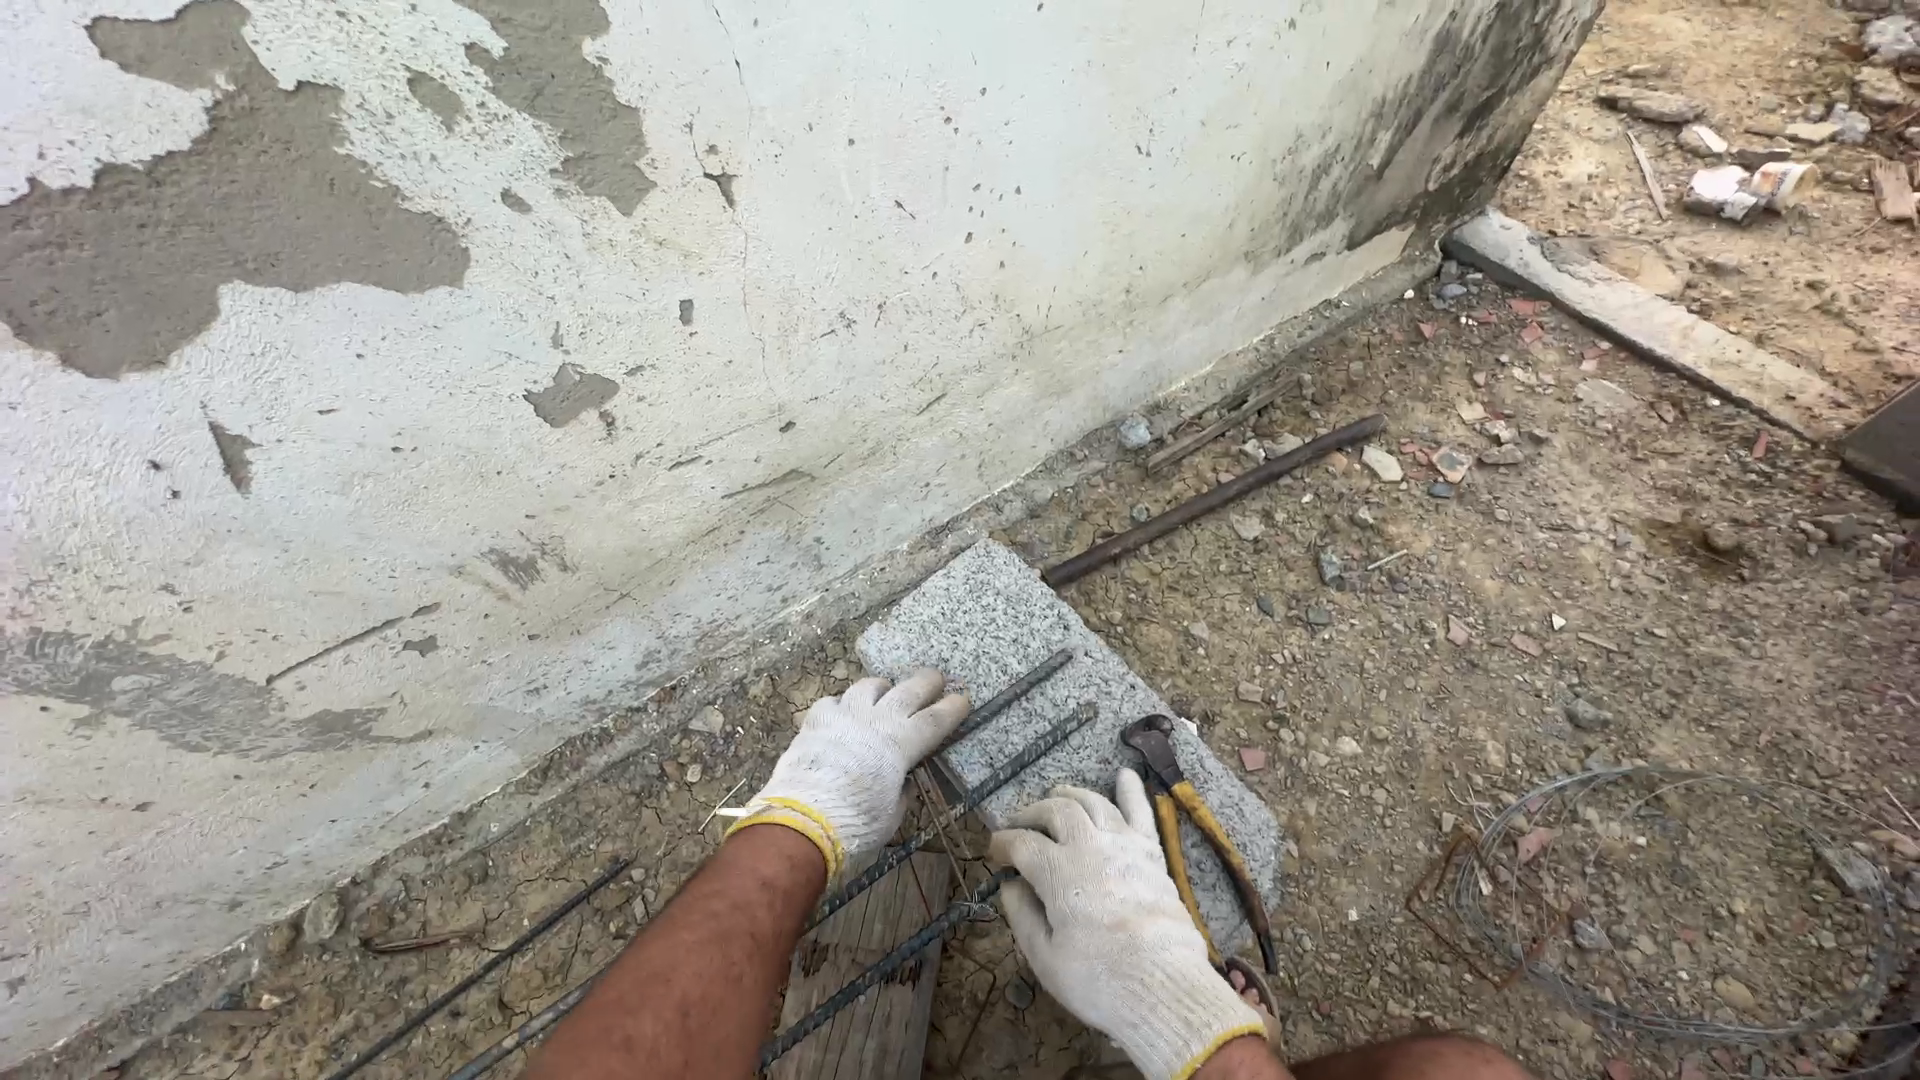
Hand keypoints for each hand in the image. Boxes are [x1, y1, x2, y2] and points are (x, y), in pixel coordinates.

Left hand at [729, 670, 967, 879]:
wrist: (802, 823)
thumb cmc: (855, 824)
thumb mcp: (891, 813)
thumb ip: (899, 789)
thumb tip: (899, 780)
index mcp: (901, 745)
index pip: (935, 721)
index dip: (951, 709)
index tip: (963, 698)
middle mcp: (876, 722)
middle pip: (907, 692)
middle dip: (925, 682)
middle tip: (936, 676)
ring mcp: (844, 716)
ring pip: (868, 687)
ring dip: (882, 686)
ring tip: (886, 689)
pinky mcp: (815, 721)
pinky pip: (833, 701)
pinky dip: (842, 704)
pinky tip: (842, 711)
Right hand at [989, 772, 1265, 1079]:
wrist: (1164, 989)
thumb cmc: (1099, 981)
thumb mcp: (1045, 959)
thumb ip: (1022, 916)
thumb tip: (1009, 885)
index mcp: (1057, 872)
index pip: (1021, 843)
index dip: (1002, 843)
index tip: (994, 852)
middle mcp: (1089, 846)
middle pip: (1055, 811)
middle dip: (1031, 814)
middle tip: (1020, 827)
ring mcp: (1123, 844)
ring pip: (1092, 802)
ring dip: (1069, 795)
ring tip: (1056, 797)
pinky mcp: (1152, 853)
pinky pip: (1141, 812)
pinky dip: (1131, 790)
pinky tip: (1125, 775)